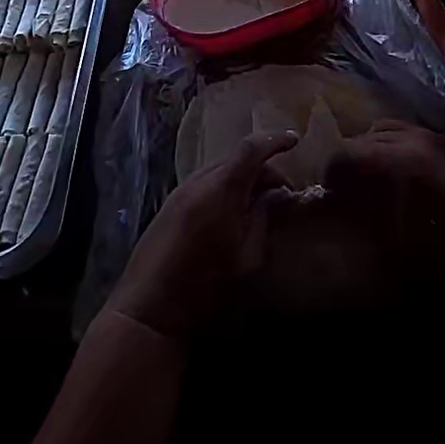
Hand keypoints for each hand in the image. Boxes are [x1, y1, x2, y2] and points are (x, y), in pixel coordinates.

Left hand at [106, 130, 298, 339]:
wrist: (150, 302)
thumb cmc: (205, 285)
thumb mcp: (247, 256)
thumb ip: (263, 218)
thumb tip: (277, 196)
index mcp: (221, 187)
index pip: (250, 148)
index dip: (274, 141)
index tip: (295, 141)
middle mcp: (199, 180)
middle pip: (235, 159)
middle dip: (262, 168)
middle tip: (284, 193)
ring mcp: (181, 190)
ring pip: (219, 170)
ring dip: (243, 178)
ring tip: (262, 203)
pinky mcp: (171, 204)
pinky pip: (205, 183)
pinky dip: (225, 187)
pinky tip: (235, 211)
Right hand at [324, 120, 444, 268]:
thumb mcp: (406, 242)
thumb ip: (370, 220)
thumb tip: (346, 212)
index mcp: (398, 158)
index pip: (347, 152)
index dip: (331, 170)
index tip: (325, 189)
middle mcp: (412, 139)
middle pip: (363, 138)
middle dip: (349, 158)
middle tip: (342, 183)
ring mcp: (433, 137)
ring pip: (385, 130)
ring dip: (371, 149)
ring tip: (368, 176)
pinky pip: (407, 135)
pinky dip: (393, 147)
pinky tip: (398, 175)